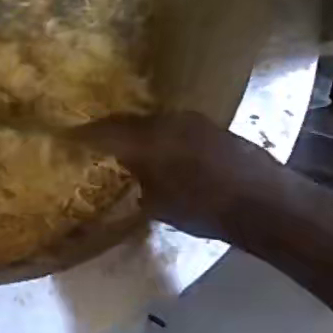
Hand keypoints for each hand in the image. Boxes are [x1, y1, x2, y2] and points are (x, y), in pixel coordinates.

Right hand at [69, 111, 318, 242]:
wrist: (269, 206)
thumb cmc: (206, 210)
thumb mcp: (159, 204)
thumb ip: (137, 181)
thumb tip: (124, 171)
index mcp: (148, 139)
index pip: (103, 131)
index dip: (81, 135)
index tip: (63, 137)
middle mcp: (168, 121)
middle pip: (126, 121)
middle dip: (106, 130)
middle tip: (89, 141)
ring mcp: (193, 121)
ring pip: (151, 122)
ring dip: (134, 132)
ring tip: (119, 146)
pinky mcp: (211, 128)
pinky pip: (172, 126)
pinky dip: (157, 136)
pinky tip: (156, 151)